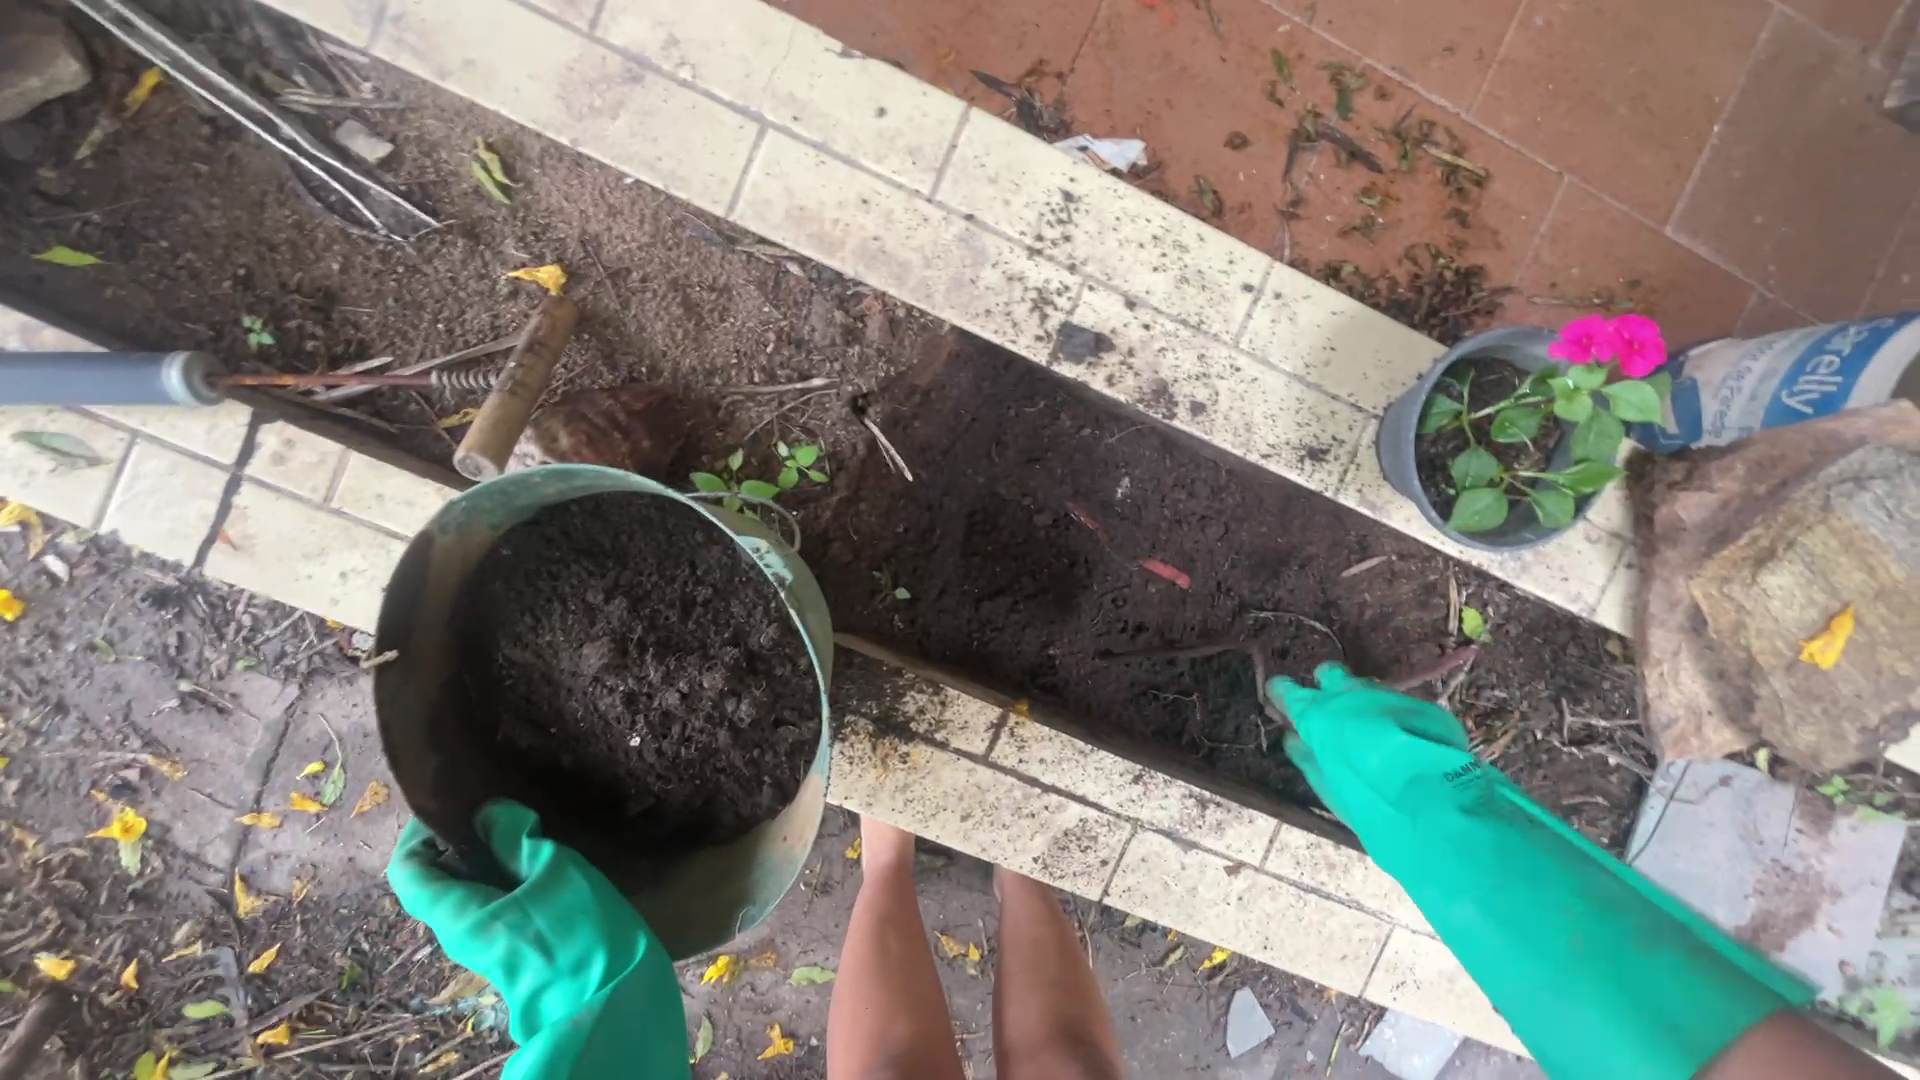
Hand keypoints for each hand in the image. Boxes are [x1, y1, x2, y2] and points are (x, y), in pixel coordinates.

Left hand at [387, 801, 650, 1043]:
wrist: (611, 997)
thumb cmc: (577, 930)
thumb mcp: (553, 869)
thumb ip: (516, 839)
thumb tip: (488, 813)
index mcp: (457, 914)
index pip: (408, 870)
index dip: (421, 832)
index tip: (459, 801)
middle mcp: (460, 934)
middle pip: (441, 881)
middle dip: (466, 840)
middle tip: (507, 806)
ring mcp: (489, 947)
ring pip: (473, 893)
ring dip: (494, 858)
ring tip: (534, 828)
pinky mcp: (517, 952)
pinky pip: (498, 906)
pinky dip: (512, 877)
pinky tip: (550, 862)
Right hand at [1264, 661, 1474, 835]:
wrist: (1429, 795)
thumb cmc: (1363, 793)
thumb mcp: (1325, 782)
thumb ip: (1306, 755)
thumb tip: (1293, 738)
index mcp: (1315, 711)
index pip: (1285, 689)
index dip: (1282, 694)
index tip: (1280, 700)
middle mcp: (1347, 694)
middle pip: (1329, 673)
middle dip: (1326, 684)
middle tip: (1331, 707)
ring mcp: (1386, 695)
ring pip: (1367, 687)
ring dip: (1363, 701)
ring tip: (1372, 728)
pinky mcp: (1422, 705)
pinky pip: (1399, 704)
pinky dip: (1396, 716)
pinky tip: (1407, 740)